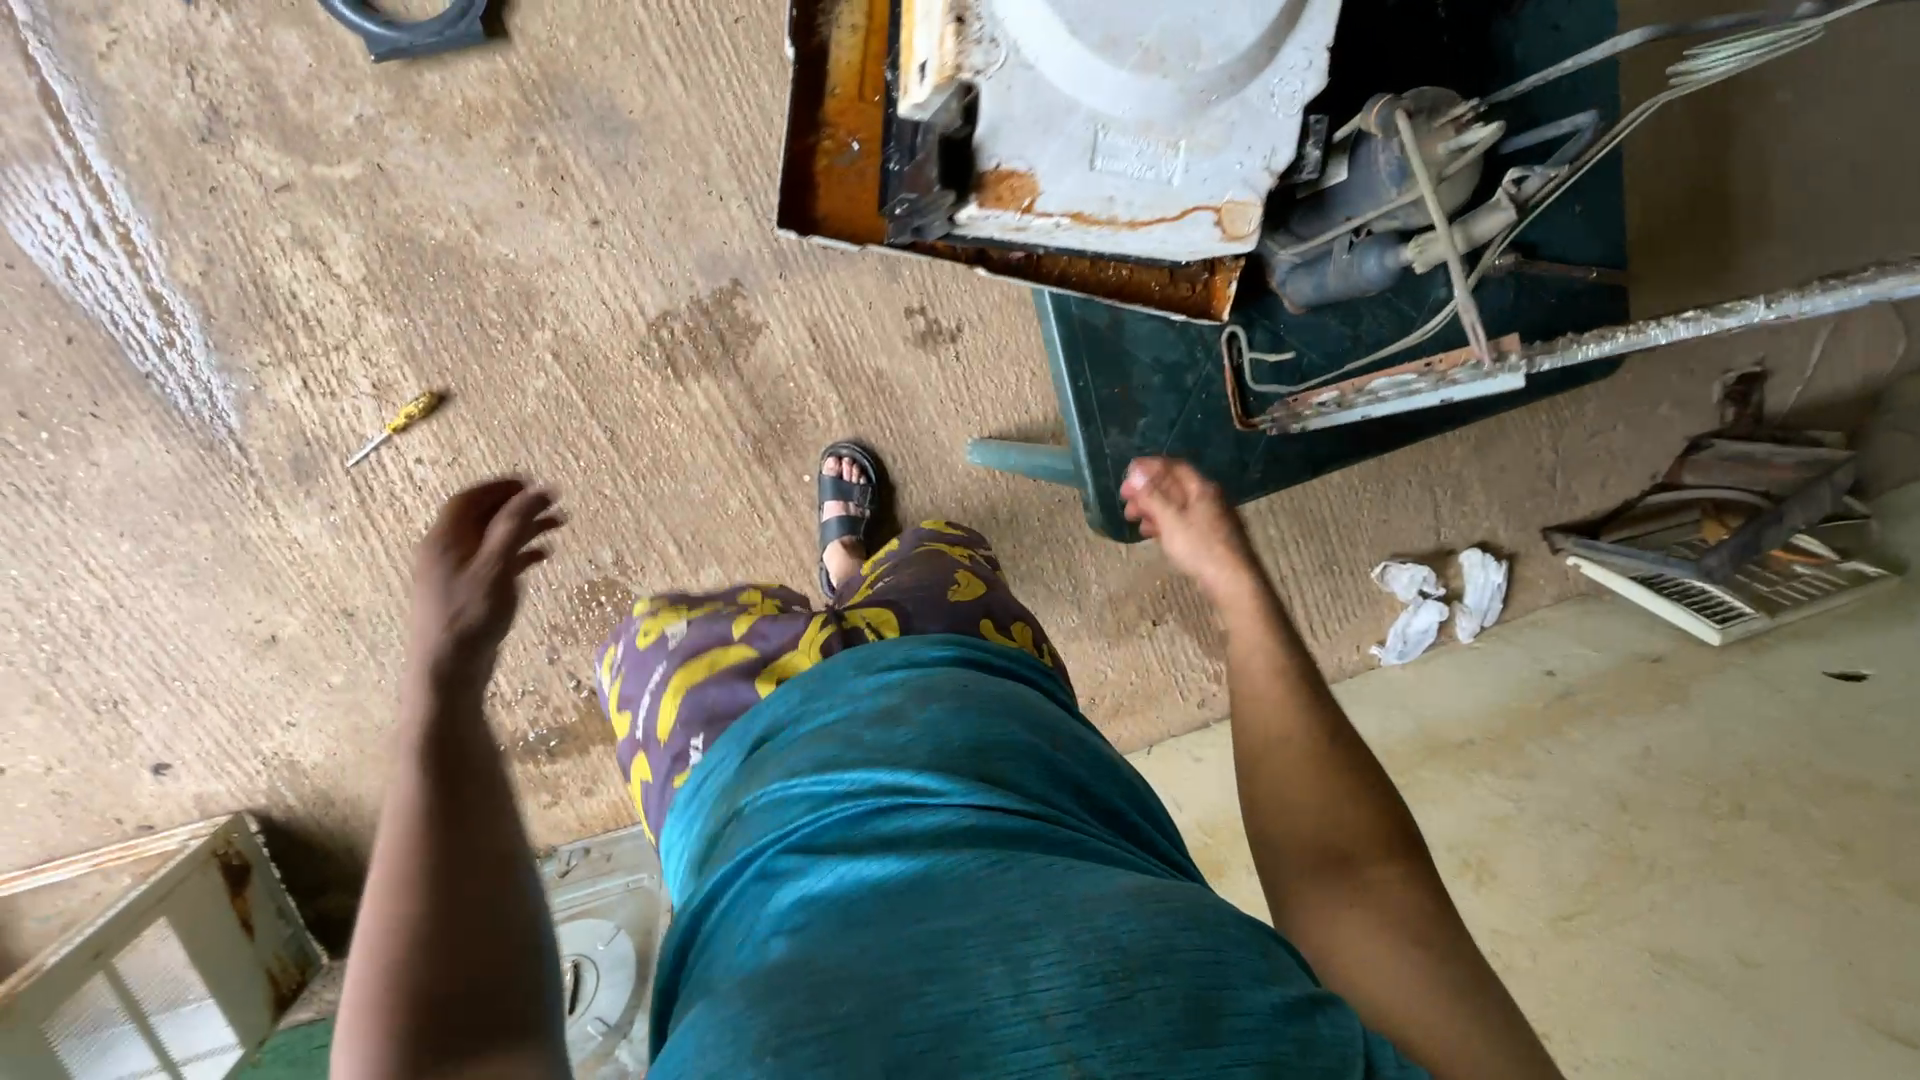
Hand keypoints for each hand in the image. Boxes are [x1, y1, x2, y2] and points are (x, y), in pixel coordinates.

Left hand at [408, 478, 562, 682]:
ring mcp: (456, 572)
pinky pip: (494, 561)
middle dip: (517, 506)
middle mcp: (447, 551)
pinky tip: (541, 556)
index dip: (499, 487)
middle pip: (482, 517)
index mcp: (445, 539)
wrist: (448, 668)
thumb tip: (536, 492)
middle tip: (551, 502)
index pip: (469, 499)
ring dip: (522, 528)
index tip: (531, 483)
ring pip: (491, 539)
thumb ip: (514, 527)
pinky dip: (519, 553)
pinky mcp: (468, 592)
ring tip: (557, 525)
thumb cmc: (470, 616)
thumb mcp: (495, 567)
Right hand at [1120, 457, 1258, 600]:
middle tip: (1125, 499)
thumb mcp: (1170, 520)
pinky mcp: (1208, 535)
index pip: (1174, 466)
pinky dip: (1163, 522)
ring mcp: (1210, 516)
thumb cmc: (1199, 548)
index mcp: (1201, 488)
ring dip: (1152, 507)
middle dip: (1147, 490)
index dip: (1149, 466)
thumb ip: (1152, 495)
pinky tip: (1150, 532)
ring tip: (1132, 518)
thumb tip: (1136, 471)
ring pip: (1176, 504)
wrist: (1232, 580)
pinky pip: (1182, 520)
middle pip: (1173, 485)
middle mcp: (1208, 497)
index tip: (1127, 473)